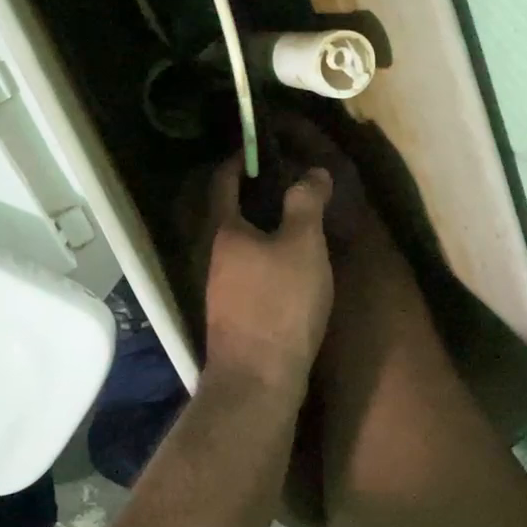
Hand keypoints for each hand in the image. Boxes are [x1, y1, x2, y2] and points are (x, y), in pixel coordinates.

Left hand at [202, 157, 333, 398]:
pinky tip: (293, 269)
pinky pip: (251, 273)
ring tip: (299, 223)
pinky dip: (269, 260)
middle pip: (231, 215)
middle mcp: (214, 256)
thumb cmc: (280, 303)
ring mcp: (221, 289)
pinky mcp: (234, 316)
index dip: (239, 160)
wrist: (257, 378)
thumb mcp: (302, 245)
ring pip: (242, 247)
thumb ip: (306, 204)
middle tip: (292, 183)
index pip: (224, 182)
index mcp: (225, 231)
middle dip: (256, 197)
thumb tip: (311, 171)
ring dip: (264, 231)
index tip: (258, 148)